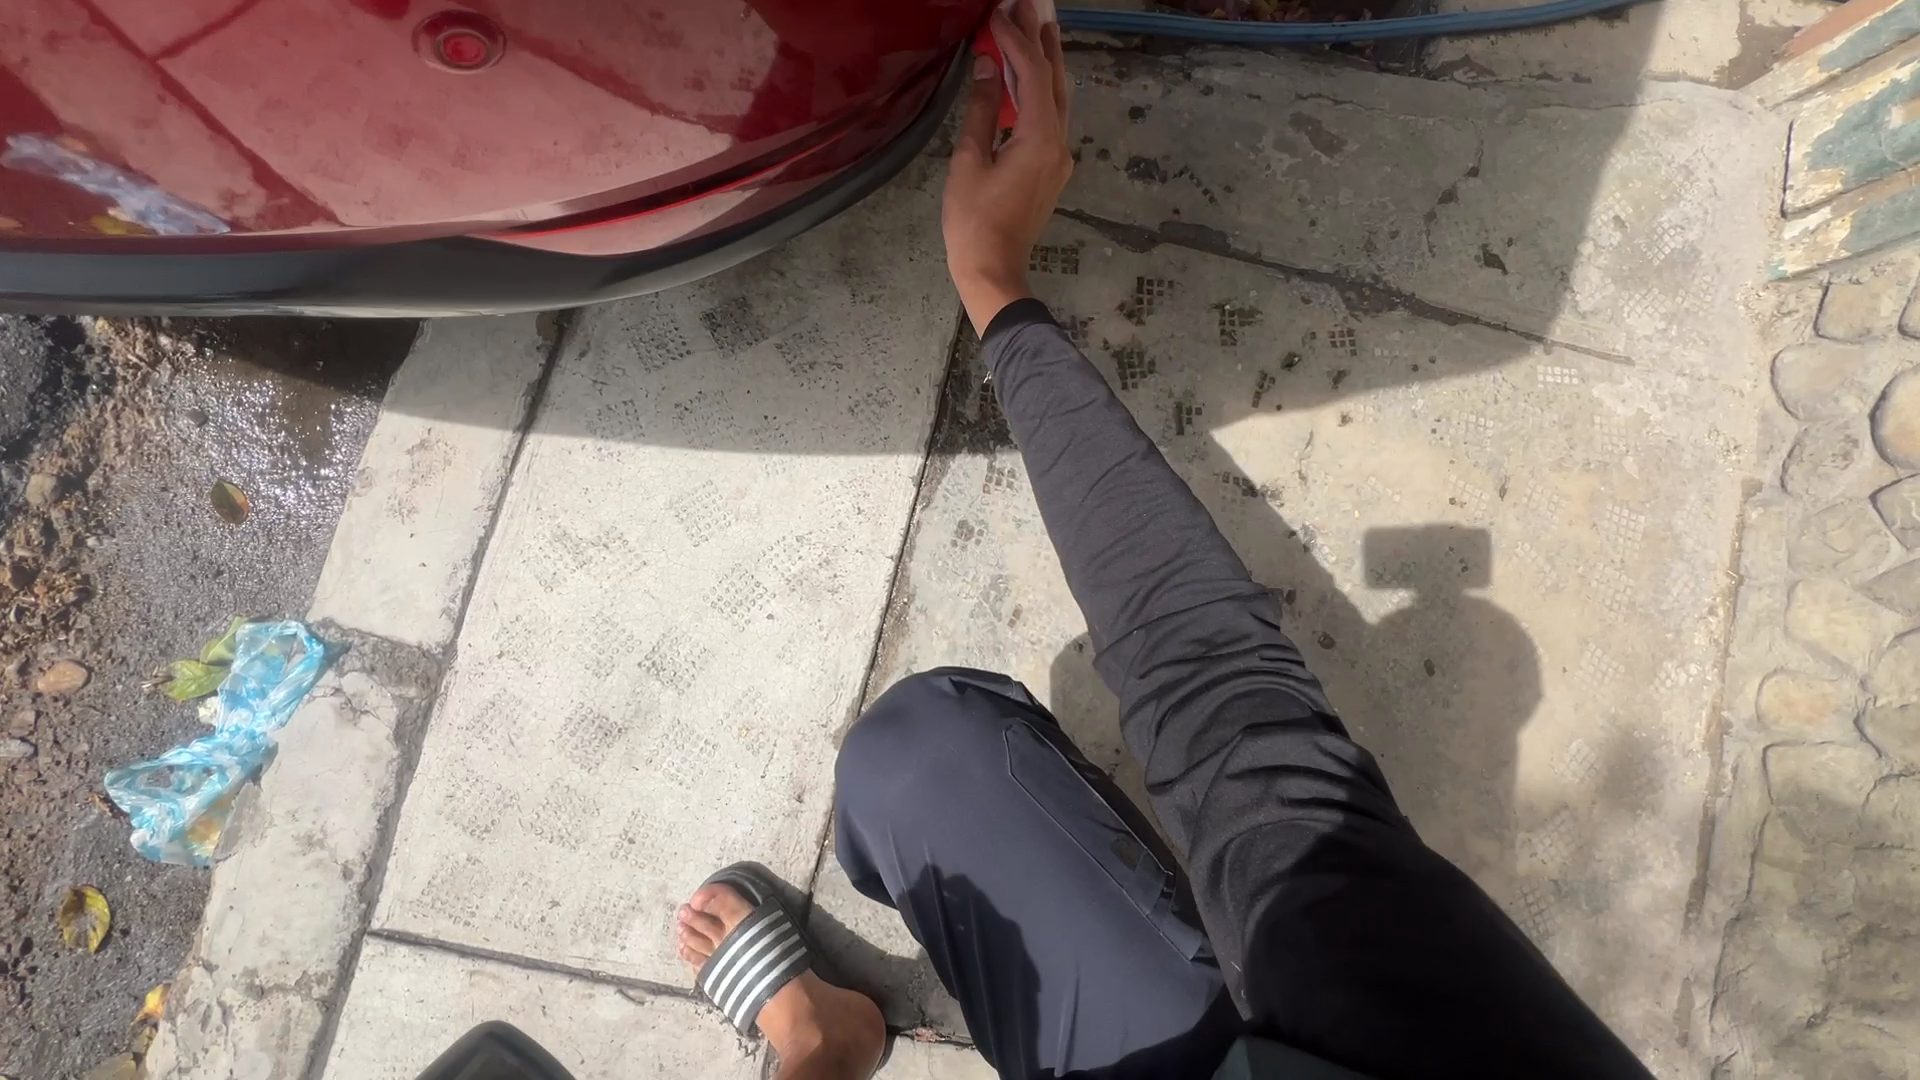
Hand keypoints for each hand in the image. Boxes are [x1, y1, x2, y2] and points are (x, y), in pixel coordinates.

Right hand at [942, 0, 1072, 335]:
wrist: (994, 271)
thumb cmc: (974, 223)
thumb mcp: (969, 163)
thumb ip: (979, 112)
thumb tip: (984, 71)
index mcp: (1039, 138)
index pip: (1030, 73)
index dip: (1013, 40)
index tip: (997, 14)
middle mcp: (1059, 144)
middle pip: (1054, 81)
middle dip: (1041, 43)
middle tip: (1029, 7)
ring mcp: (1059, 161)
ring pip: (1057, 102)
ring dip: (1046, 67)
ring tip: (1037, 33)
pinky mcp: (1051, 175)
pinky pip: (1051, 124)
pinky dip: (1040, 98)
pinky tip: (1027, 87)